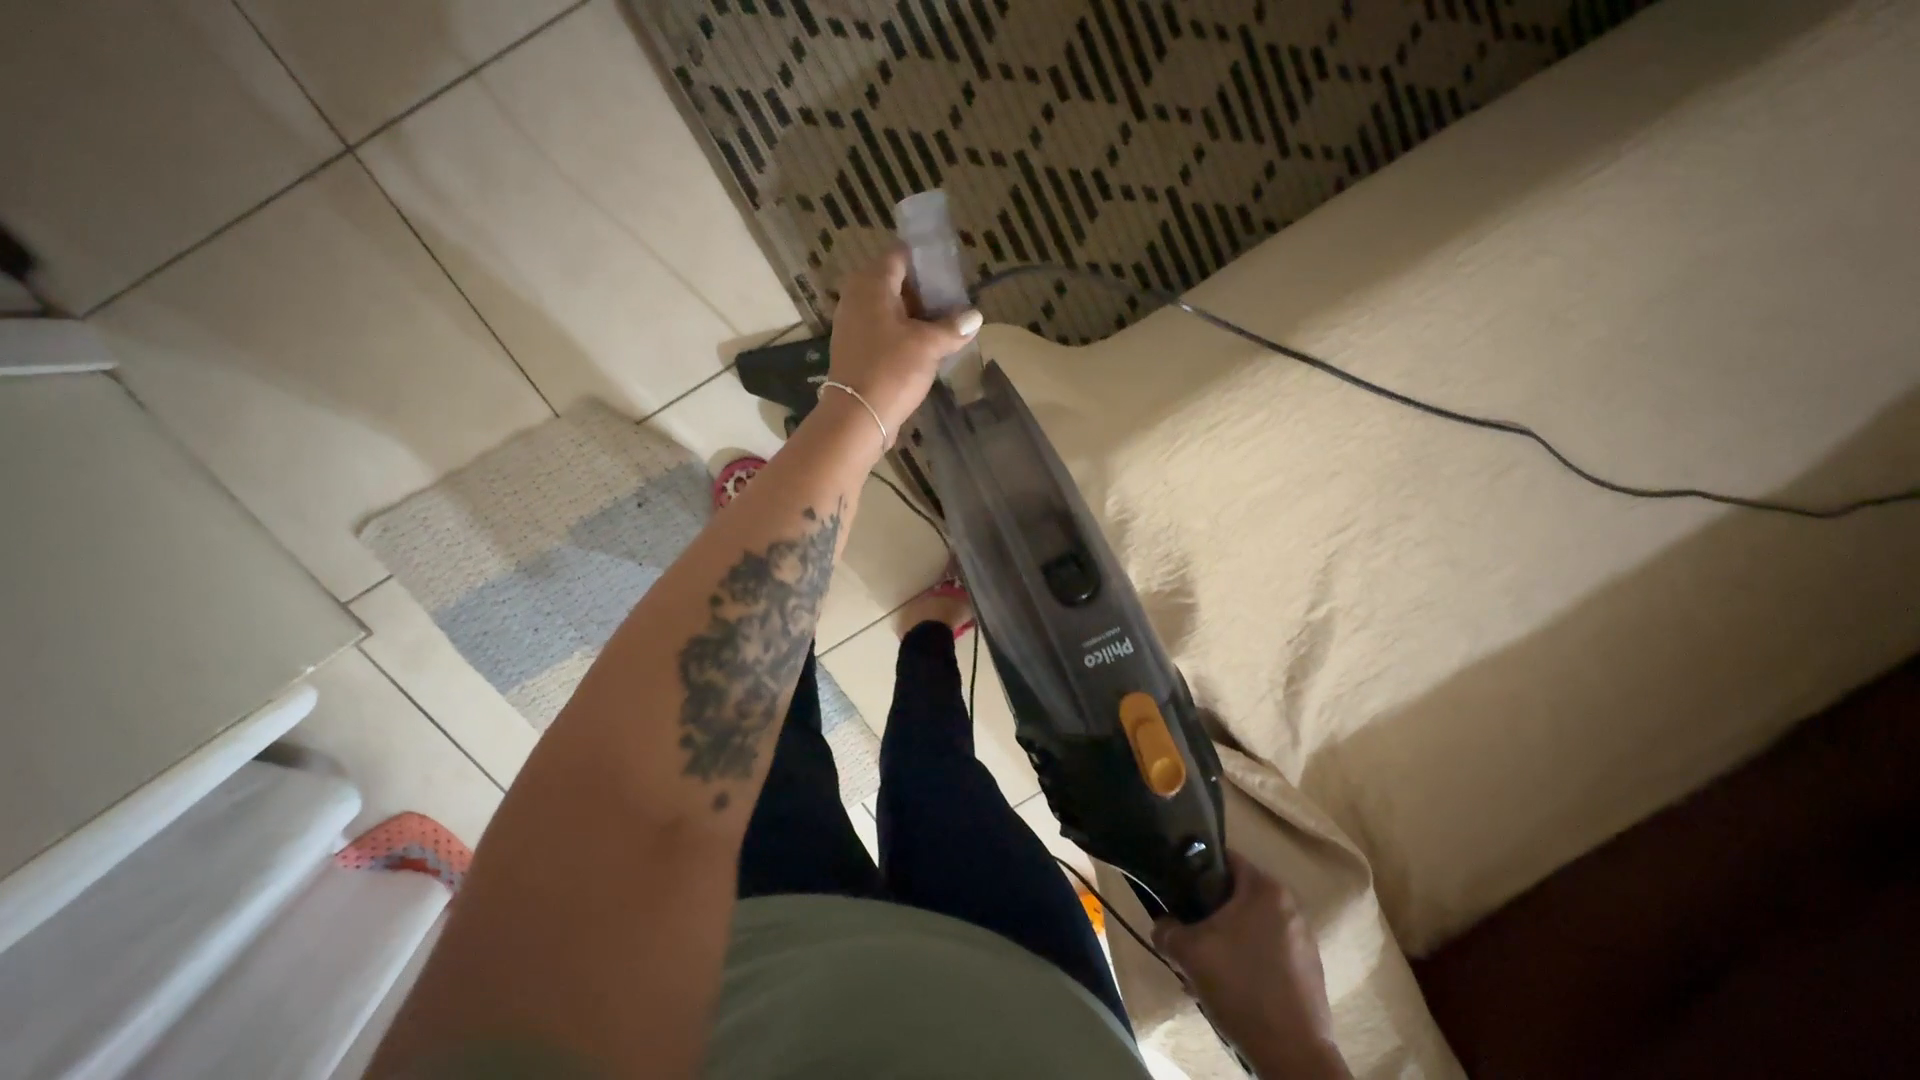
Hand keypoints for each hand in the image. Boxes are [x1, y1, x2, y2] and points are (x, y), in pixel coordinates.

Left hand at [827, 248, 982, 440]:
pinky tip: (923, 348)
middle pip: (894, 281)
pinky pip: (881, 329)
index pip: (899, 255)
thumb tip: (974, 317)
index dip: (925, 262)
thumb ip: (953, 327)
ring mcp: (851, 324)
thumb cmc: (892, 370)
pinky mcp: (853, 348)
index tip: (949, 275)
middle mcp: (856, 297)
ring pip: (888, 308)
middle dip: (922, 291)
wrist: (857, 417)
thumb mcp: (929, 345)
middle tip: (951, 303)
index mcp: (871, 284)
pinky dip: (901, 332)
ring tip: (942, 326)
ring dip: (913, 315)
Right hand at [1154, 852, 1350, 1079]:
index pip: (1224, 859)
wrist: (1291, 1053)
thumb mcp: (1188, 953)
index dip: (1195, 870)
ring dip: (1224, 943)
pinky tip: (1229, 989)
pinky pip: (1266, 952)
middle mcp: (1290, 906)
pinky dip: (1245, 962)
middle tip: (1187, 938)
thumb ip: (1167, 929)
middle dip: (1208, 917)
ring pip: (1249, 928)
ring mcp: (1303, 939)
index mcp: (1266, 889)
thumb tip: (1164, 925)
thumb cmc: (1240, 987)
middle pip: (1236, 897)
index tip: (1176, 890)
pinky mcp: (1308, 969)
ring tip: (1204, 970)